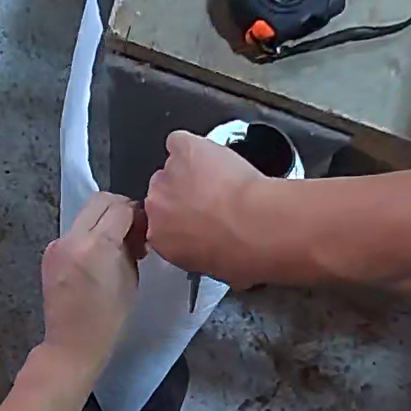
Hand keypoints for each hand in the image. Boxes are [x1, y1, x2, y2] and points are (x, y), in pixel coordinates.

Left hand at [40, 192, 141, 375]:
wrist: (72, 343)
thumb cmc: (109, 319)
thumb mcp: (130, 280)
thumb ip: (130, 248)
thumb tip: (135, 229)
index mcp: (98, 245)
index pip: (121, 208)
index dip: (137, 213)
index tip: (145, 228)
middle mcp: (74, 238)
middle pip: (100, 200)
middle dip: (119, 208)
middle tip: (133, 229)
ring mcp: (58, 244)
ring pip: (85, 214)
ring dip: (103, 221)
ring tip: (116, 246)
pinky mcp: (49, 253)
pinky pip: (74, 232)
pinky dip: (89, 236)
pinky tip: (97, 259)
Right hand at [145, 131, 276, 288]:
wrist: (254, 227)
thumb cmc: (239, 253)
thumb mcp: (213, 268)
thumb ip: (199, 254)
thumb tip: (213, 253)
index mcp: (161, 239)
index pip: (160, 224)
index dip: (180, 219)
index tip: (196, 219)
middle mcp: (157, 206)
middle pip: (162, 193)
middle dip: (183, 195)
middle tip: (211, 199)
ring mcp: (168, 175)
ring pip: (172, 166)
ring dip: (191, 170)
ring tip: (220, 178)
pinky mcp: (183, 149)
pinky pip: (178, 141)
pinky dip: (193, 145)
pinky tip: (211, 154)